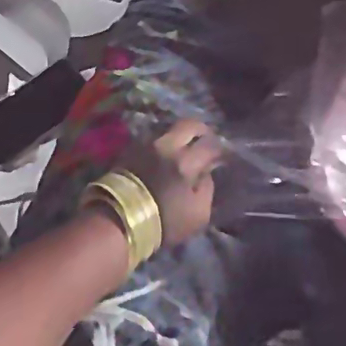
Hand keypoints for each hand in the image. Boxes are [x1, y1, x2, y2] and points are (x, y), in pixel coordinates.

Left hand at [117, 119, 222, 247]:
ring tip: (185, 145)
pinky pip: (153, 136)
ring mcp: (146, 143)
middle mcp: (166, 146)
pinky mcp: (132, 146)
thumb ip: (206, 189)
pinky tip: (167, 152)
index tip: (223, 154)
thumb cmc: (164, 220)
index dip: (220, 148)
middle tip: (206, 138)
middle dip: (201, 130)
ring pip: (168, 128)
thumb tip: (205, 172)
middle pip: (188, 125)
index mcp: (185, 162)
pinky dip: (164, 141)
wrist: (121, 217)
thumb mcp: (198, 214)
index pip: (209, 145)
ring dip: (180, 134)